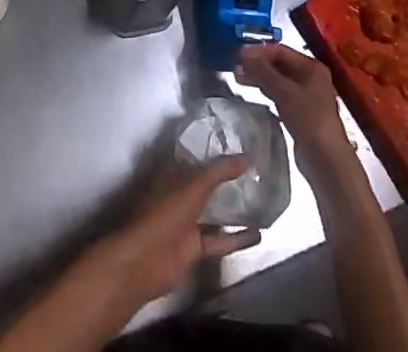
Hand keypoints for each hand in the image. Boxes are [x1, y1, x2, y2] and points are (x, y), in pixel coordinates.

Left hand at [91, 157, 260, 303]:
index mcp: (172, 176)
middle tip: (256, 174)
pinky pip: (219, 240)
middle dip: (227, 181)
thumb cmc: (165, 214)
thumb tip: (248, 158)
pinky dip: (237, 238)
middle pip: (206, 186)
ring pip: (213, 214)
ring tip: (262, 202)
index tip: (239, 147)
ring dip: (234, 210)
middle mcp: (178, 196)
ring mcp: (185, 224)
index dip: (215, 153)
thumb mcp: (194, 187)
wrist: (144, 262)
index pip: (196, 158)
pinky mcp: (192, 248)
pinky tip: (259, 234)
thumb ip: (220, 172)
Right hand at [236, 44, 354, 167]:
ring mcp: (306, 95)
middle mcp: (310, 77)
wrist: (325, 157)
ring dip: (260, 77)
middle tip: (235, 67)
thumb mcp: (284, 91)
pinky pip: (280, 94)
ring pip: (278, 80)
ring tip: (238, 78)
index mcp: (312, 67)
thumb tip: (243, 54)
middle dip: (258, 64)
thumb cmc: (308, 118)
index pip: (281, 51)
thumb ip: (264, 71)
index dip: (259, 51)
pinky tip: (253, 92)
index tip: (238, 54)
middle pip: (280, 64)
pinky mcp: (300, 111)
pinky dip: (266, 90)